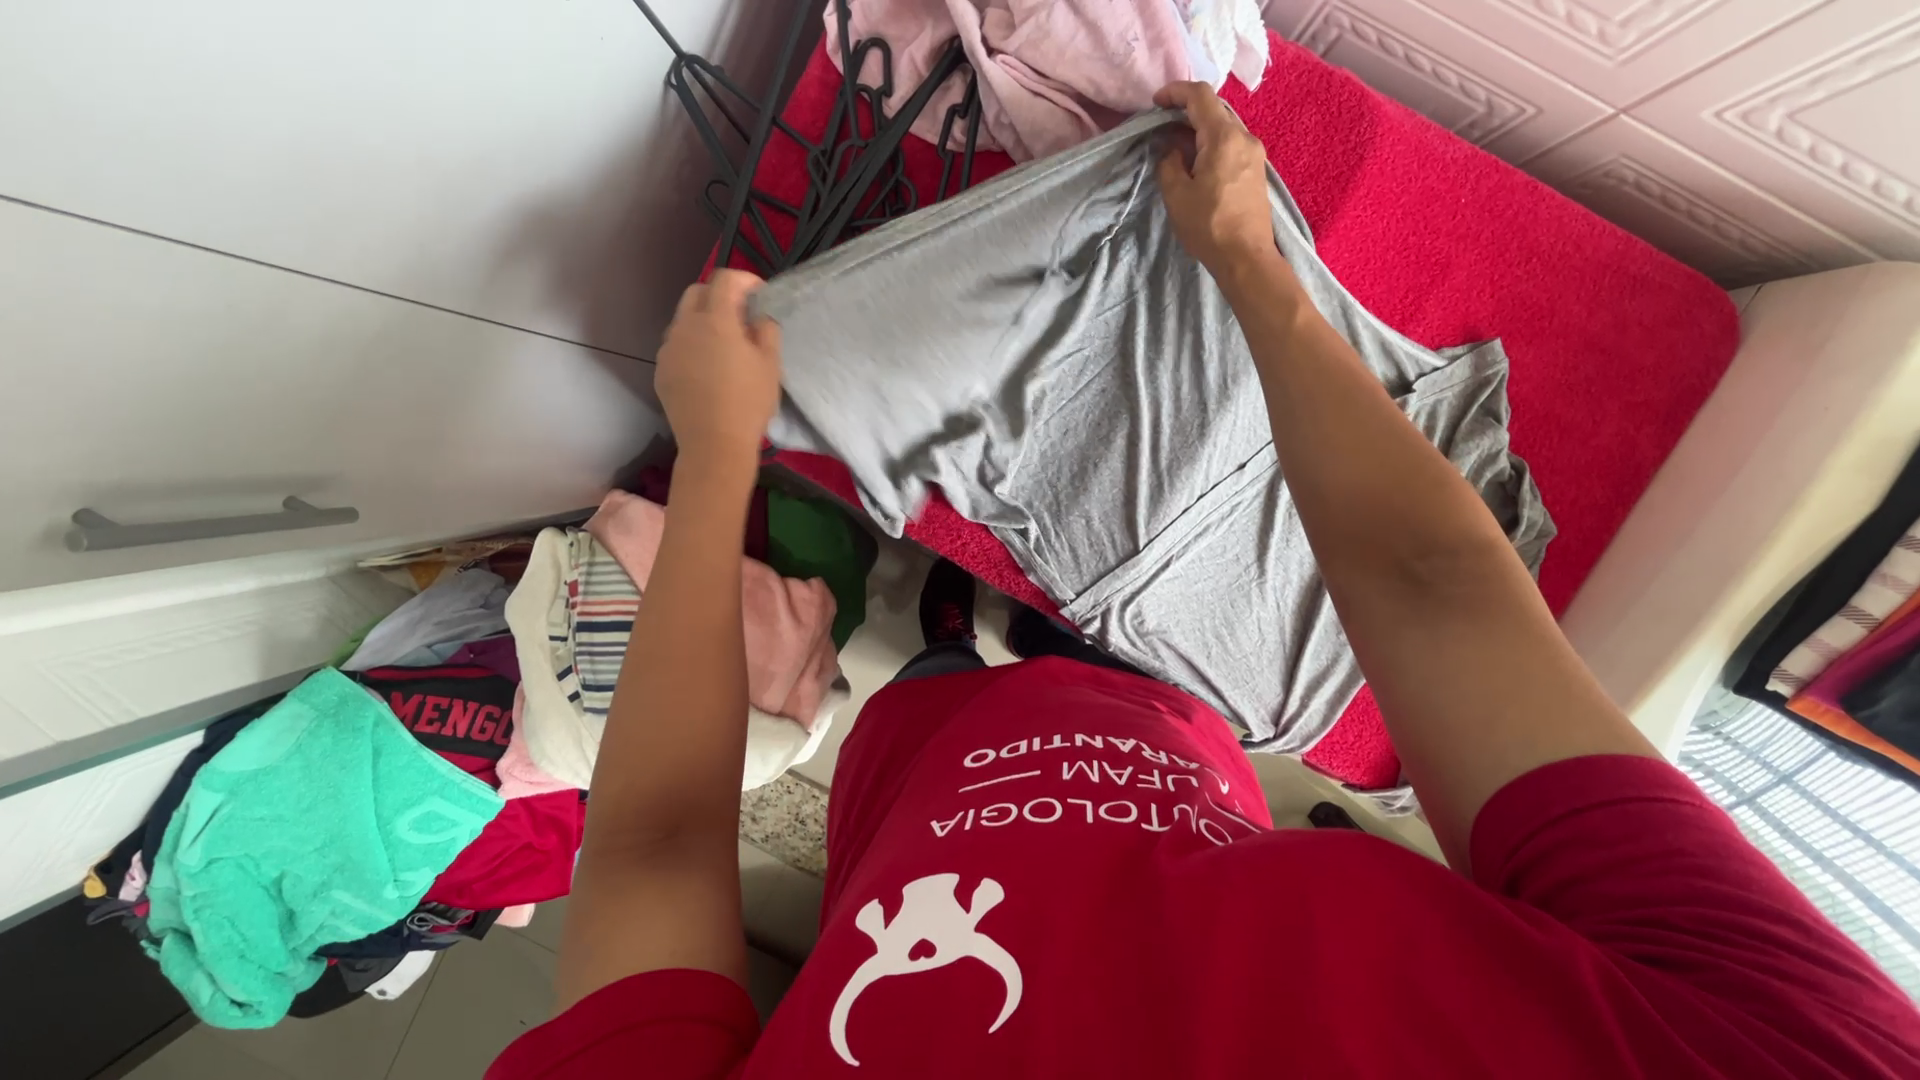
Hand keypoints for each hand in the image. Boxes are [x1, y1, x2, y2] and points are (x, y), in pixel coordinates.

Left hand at [655, 269, 782, 461]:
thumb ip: (767, 331)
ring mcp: (669, 349)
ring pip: (683, 320)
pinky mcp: (662, 371)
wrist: (714, 444)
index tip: (760, 293)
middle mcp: (685, 327)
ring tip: (723, 344)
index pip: (724, 279)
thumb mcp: (771, 365)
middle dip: (719, 294)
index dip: (744, 279)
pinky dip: (692, 345)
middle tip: (740, 314)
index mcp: (716, 320)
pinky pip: (677, 347)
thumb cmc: (748, 402)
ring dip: (703, 320)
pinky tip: (708, 369)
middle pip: (697, 292)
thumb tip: (759, 318)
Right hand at [1153, 82, 1281, 281]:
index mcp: (1224, 137)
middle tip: (1162, 129)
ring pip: (1223, 128)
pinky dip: (1211, 145)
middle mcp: (1244, 137)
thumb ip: (1169, 164)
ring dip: (1199, 131)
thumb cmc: (1208, 226)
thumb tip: (1171, 150)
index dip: (1175, 92)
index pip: (1200, 96)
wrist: (1246, 257)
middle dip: (1186, 113)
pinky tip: (1197, 164)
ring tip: (1177, 149)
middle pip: (1214, 110)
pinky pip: (1231, 145)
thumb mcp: (1177, 195)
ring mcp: (1254, 154)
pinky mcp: (1256, 171)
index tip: (1155, 103)